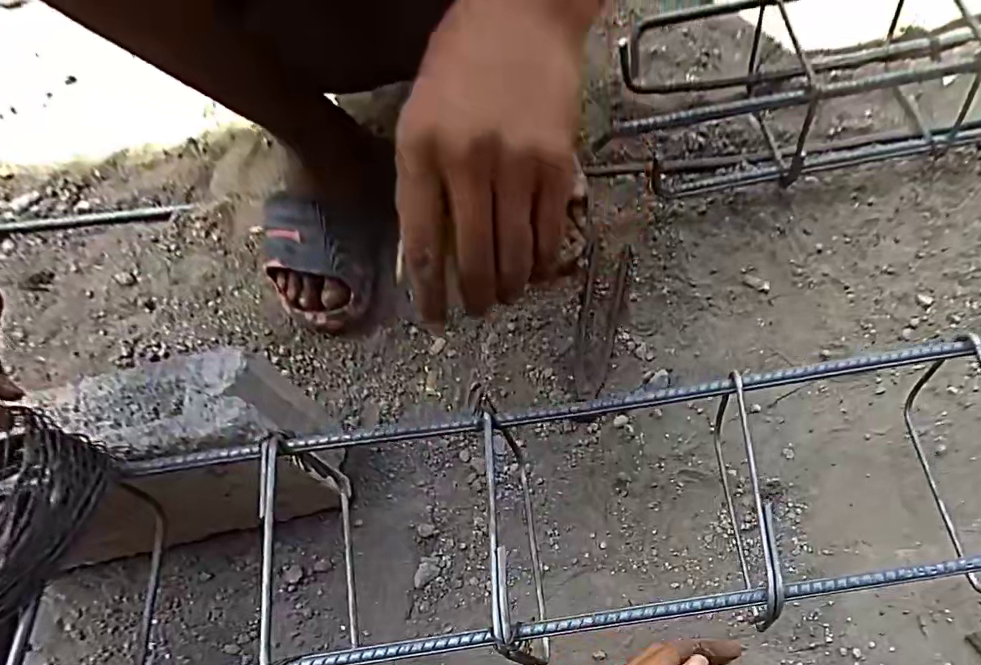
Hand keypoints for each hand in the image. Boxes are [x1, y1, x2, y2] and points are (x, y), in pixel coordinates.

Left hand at [394, 0, 588, 326]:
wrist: (523, 14)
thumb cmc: (464, 64)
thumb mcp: (422, 116)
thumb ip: (423, 183)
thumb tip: (431, 254)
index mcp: (421, 146)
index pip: (421, 242)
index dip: (427, 292)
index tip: (432, 319)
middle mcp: (469, 159)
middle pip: (474, 260)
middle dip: (474, 298)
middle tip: (475, 309)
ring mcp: (519, 165)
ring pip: (515, 257)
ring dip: (509, 288)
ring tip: (505, 296)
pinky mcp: (558, 169)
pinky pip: (550, 238)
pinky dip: (542, 265)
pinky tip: (535, 272)